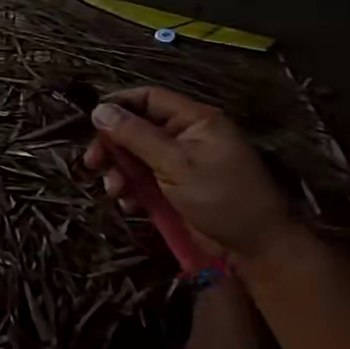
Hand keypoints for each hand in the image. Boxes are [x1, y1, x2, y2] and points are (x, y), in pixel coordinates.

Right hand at [82, 88, 293, 259]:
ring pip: (135, 157)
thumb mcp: (175, 163)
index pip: (148, 98)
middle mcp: (186, 137)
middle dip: (113, 146)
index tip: (92, 123)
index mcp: (195, 120)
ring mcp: (181, 164)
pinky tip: (129, 204)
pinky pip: (144, 180)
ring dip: (119, 172)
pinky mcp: (176, 188)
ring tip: (114, 190)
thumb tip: (99, 110)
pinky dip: (132, 190)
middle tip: (92, 163)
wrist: (257, 250)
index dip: (118, 106)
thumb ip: (135, 136)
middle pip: (136, 129)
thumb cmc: (222, 198)